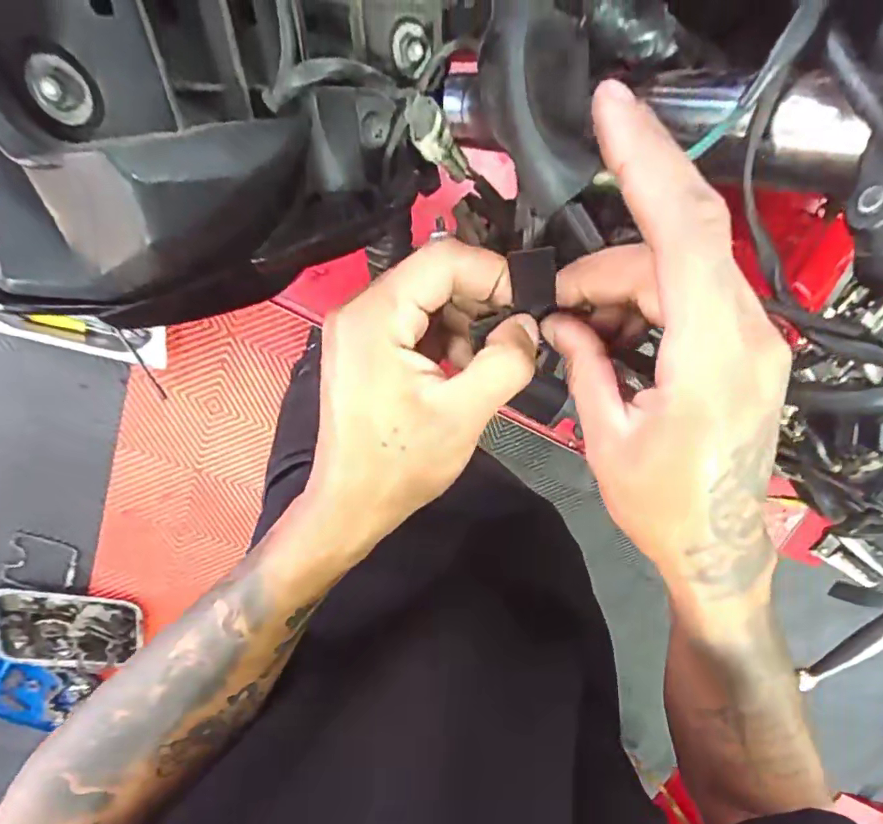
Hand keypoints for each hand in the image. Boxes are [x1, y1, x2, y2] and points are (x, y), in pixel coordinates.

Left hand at [307, 240, 536, 549]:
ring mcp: (360, 332)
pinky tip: (465, 372)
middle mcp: (360, 312)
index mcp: (376, 316)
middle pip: (434, 277)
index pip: (444, 259)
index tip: (530, 304)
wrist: (352, 506)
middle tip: (518, 334)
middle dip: (483, 301)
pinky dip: (448, 342)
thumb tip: (528, 328)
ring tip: (491, 362)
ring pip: (428, 303)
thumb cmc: (400, 465)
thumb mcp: (464, 414)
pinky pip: (415, 328)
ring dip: (467, 324)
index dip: (494, 274)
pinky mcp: (366, 353)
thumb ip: (505, 363)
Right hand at [547, 81, 792, 608]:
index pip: (685, 228)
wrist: (718, 551)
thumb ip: (585, 365)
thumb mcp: (607, 438)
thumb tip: (564, 322)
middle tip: (560, 304)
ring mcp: (758, 345)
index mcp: (711, 356)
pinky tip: (620, 340)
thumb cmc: (666, 510)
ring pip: (685, 276)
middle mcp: (748, 338)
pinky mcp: (752, 356)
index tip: (612, 110)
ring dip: (629, 291)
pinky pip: (700, 303)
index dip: (646, 161)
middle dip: (608, 267)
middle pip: (674, 253)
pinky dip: (654, 308)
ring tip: (586, 334)